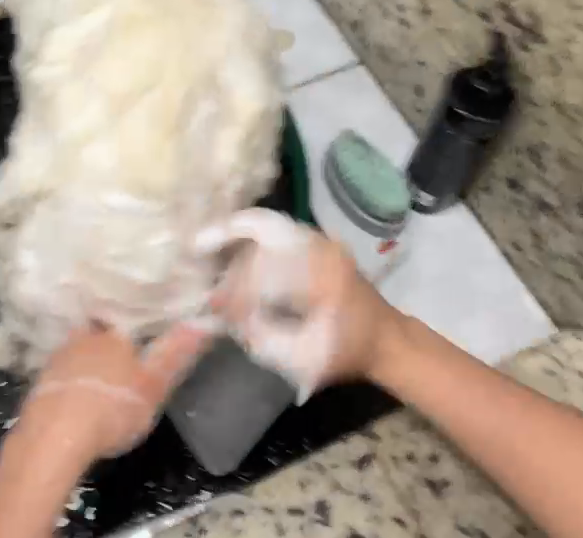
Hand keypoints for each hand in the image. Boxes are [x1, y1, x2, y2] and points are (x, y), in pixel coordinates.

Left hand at [11, 323, 217, 465]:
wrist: (54, 437)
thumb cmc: (112, 409)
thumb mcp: (154, 386)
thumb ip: (176, 353)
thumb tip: (204, 321)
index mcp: (115, 333)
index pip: (127, 312)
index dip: (136, 318)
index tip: (143, 321)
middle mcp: (86, 334)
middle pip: (101, 326)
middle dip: (110, 333)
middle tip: (122, 346)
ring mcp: (60, 354)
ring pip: (79, 345)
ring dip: (89, 353)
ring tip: (101, 366)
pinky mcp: (43, 378)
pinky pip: (63, 367)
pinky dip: (72, 373)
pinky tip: (77, 388)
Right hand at [197, 208, 404, 397]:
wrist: (386, 338)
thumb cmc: (347, 352)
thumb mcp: (306, 360)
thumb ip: (264, 339)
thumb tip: (226, 317)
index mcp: (322, 276)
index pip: (264, 270)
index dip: (235, 288)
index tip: (215, 306)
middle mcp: (319, 247)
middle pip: (261, 231)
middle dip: (225, 243)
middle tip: (196, 252)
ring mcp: (317, 238)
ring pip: (264, 222)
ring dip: (232, 233)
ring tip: (202, 245)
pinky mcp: (312, 239)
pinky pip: (271, 225)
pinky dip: (244, 231)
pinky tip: (224, 244)